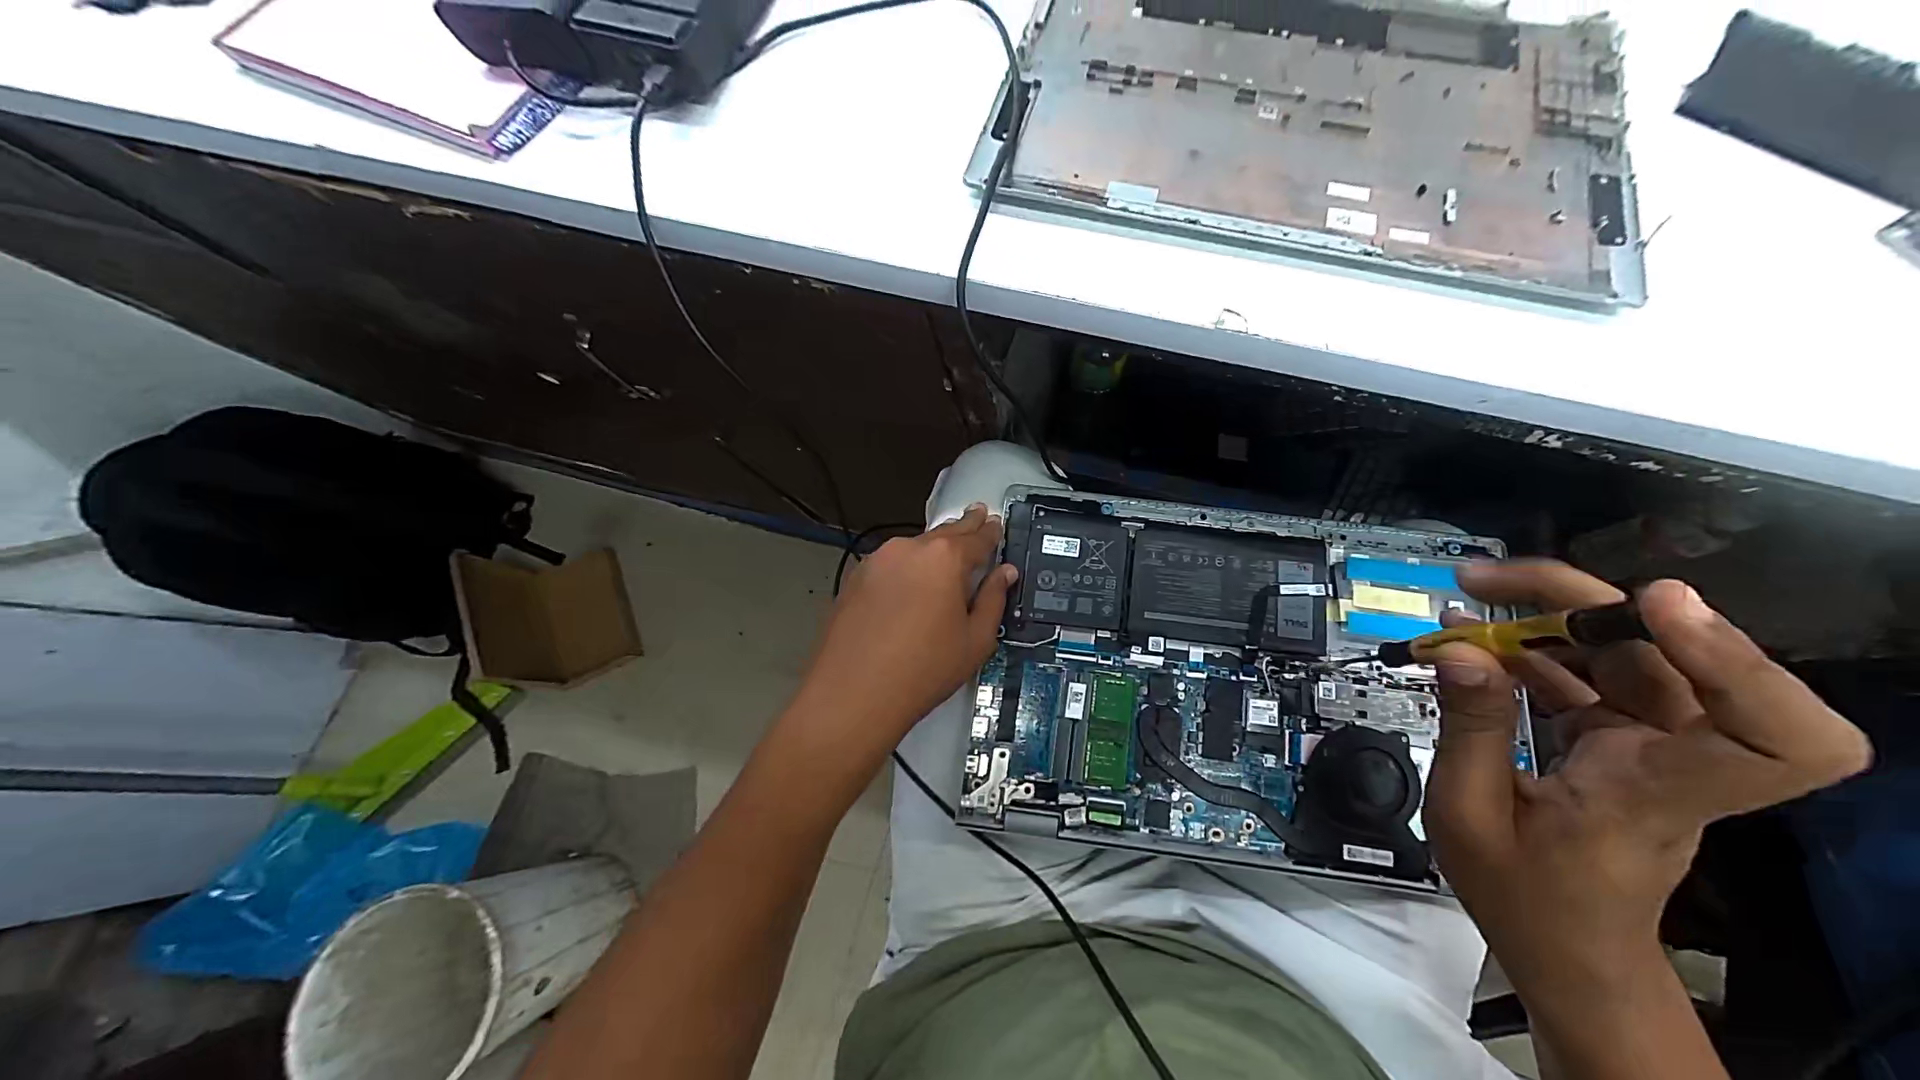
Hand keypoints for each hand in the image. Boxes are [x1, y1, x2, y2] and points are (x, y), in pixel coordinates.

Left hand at [787, 504, 1017, 754]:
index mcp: (944, 559)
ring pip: (914, 548)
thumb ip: (993, 599)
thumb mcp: (975, 640)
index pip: (977, 538)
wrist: (853, 693)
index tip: (996, 525)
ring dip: (932, 550)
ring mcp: (876, 562)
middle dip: (964, 527)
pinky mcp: (855, 579)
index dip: (991, 532)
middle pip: (944, 533)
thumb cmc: (920, 671)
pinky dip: (905, 568)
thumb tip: (1003, 575)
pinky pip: (890, 565)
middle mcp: (908, 550)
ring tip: (946, 558)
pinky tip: (911, 587)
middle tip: (978, 517)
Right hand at [1424, 561, 1871, 1007]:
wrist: (1567, 946)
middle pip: (1676, 660)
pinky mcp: (1623, 739)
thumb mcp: (1466, 816)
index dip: (1735, 661)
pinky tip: (1480, 640)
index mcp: (1656, 794)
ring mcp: (1653, 745)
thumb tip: (1461, 652)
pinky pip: (1594, 675)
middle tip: (1489, 580)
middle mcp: (1676, 759)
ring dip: (1553, 614)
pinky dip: (1537, 648)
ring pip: (1633, 655)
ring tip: (1473, 596)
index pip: (1775, 739)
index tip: (1657, 604)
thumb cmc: (1523, 898)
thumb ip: (1468, 729)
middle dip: (1582, 602)